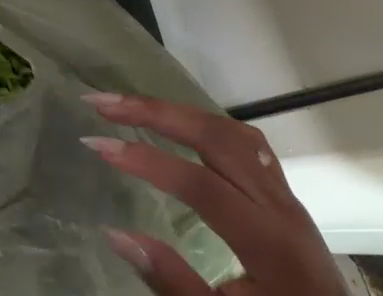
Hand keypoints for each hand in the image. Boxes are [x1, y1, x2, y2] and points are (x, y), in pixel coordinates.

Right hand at [80, 93, 347, 295]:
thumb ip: (172, 281)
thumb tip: (114, 233)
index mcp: (269, 242)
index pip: (201, 184)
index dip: (146, 160)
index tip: (95, 144)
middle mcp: (282, 208)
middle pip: (216, 138)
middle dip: (154, 113)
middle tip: (102, 104)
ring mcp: (287, 197)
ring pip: (231, 131)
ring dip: (177, 112)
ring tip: (130, 106)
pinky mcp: (284, 196)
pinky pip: (246, 143)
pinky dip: (204, 123)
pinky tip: (177, 124)